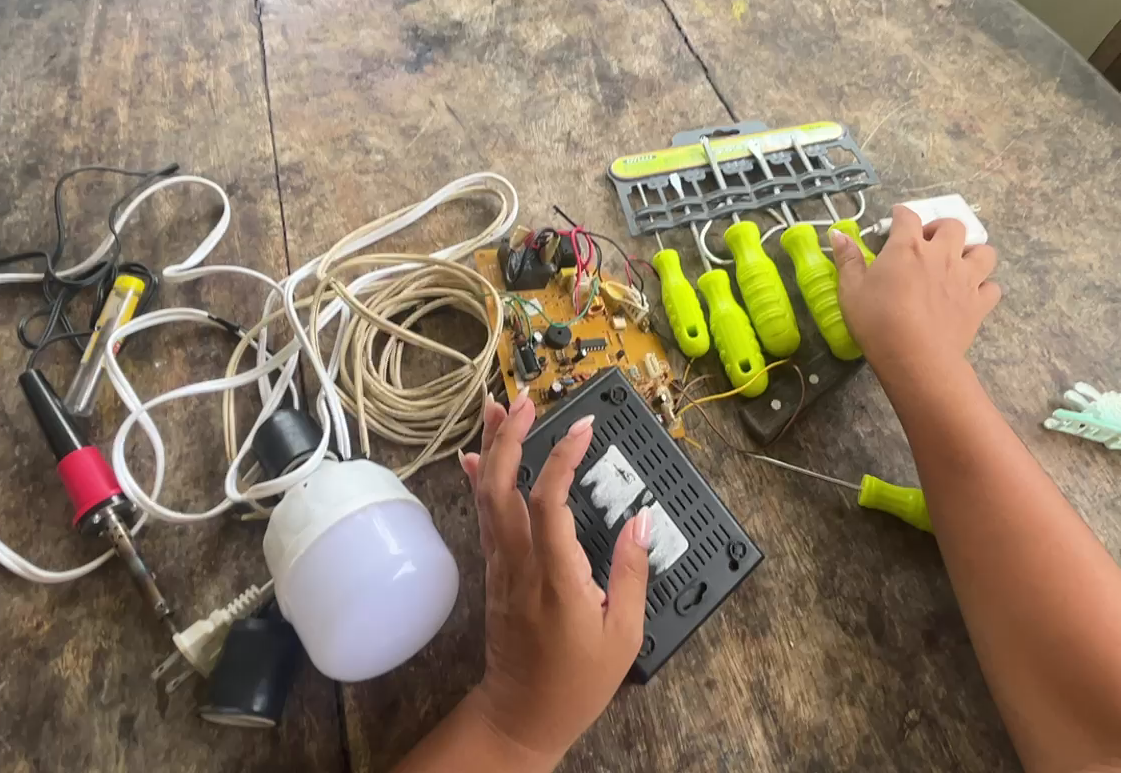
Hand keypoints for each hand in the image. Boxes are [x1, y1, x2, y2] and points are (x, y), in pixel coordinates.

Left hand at [455, 392, 650, 764]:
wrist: (519, 717)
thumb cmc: (575, 682)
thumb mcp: (623, 634)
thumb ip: (631, 572)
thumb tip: (643, 520)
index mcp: (554, 577)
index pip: (549, 502)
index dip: (562, 458)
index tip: (584, 427)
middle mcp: (518, 563)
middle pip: (501, 488)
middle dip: (510, 438)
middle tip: (525, 401)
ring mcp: (499, 564)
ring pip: (486, 495)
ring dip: (492, 448)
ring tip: (499, 409)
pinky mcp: (493, 569)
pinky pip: (482, 514)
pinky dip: (479, 479)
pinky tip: (477, 455)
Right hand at [833, 206, 999, 379]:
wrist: (915, 357)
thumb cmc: (877, 321)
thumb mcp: (851, 289)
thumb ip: (847, 259)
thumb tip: (838, 234)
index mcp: (907, 247)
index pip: (907, 216)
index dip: (900, 214)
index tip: (895, 220)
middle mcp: (941, 255)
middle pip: (952, 226)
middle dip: (940, 228)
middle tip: (927, 243)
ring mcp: (965, 278)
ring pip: (983, 252)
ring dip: (972, 253)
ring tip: (957, 264)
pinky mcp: (979, 303)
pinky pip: (992, 287)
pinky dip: (983, 287)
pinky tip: (970, 294)